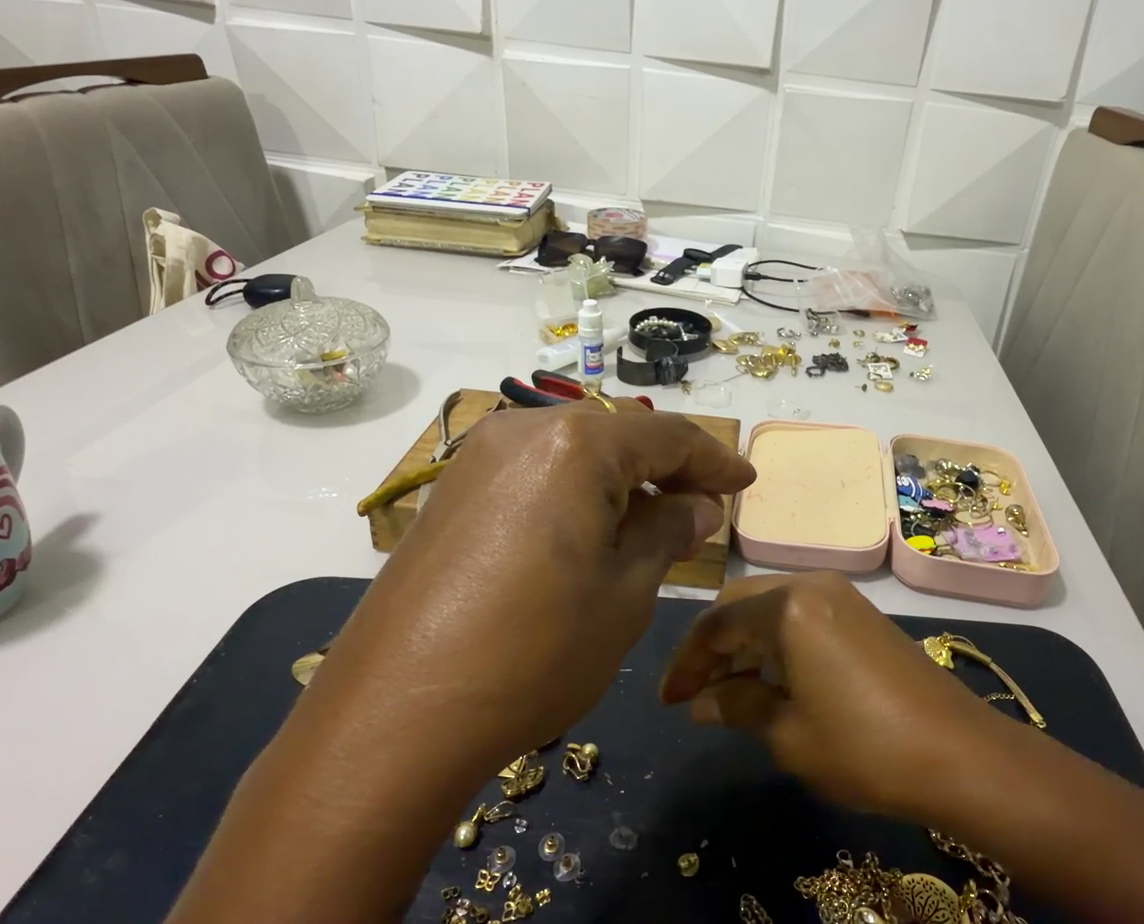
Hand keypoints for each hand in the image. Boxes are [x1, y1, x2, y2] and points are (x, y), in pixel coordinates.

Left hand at [311, 402, 755, 772]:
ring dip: (618, 483)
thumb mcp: (626, 593)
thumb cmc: (536, 650)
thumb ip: (667, 532)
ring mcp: (477, 460)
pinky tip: (588, 532)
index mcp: (576, 444)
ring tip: (650, 524)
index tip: (746, 482)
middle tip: (703, 508)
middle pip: (615, 438)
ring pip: (572, 456)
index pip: (666, 437)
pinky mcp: (450, 494)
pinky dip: (573, 495)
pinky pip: (533, 476)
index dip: (713, 459)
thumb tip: (697, 506)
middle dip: (665, 470)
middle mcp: (522, 432)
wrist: (398, 712)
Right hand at [658, 571, 1000, 817]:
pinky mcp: (862, 612)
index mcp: (787, 607)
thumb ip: (737, 707)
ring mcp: (841, 594)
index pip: (715, 624)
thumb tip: (701, 702)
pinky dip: (775, 640)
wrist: (959, 753)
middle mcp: (811, 584)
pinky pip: (801, 614)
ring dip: (743, 643)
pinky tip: (770, 678)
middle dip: (712, 646)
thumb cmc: (863, 747)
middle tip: (694, 693)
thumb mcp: (787, 734)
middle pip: (741, 604)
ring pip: (771, 607)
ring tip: (727, 692)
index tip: (668, 701)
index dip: (686, 663)